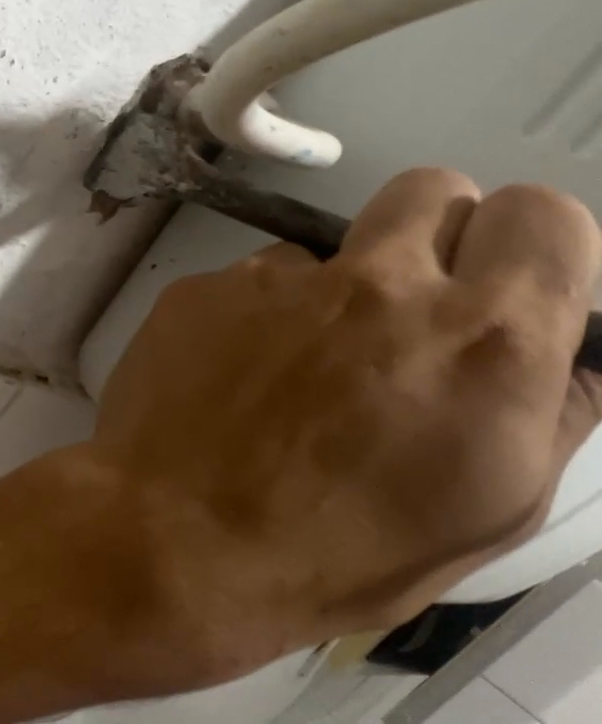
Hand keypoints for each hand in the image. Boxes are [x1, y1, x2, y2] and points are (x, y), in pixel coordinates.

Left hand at [90, 168, 601, 670]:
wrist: (177, 531)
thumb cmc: (347, 545)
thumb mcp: (494, 501)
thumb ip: (544, 407)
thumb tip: (557, 356)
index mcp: (485, 340)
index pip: (542, 216)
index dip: (531, 243)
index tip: (511, 283)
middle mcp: (377, 285)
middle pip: (431, 190)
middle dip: (438, 232)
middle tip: (415, 300)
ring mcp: (272, 279)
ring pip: (325, 249)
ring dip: (330, 289)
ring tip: (298, 367)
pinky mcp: (196, 287)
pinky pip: (246, 282)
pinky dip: (253, 314)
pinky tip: (233, 374)